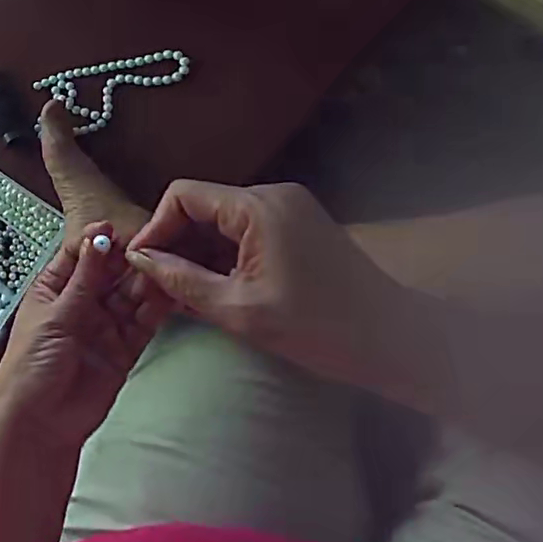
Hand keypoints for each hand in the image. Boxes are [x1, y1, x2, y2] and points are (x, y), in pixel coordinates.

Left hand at [0, 221, 168, 446]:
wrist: (40, 422)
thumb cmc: (32, 364)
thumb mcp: (56, 316)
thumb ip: (83, 280)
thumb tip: (97, 238)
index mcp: (51, 289)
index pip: (76, 256)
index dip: (95, 241)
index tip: (117, 226)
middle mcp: (78, 304)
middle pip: (107, 274)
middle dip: (126, 259)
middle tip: (154, 241)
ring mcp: (102, 325)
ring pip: (128, 296)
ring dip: (145, 281)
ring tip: (168, 262)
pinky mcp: (123, 348)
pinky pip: (142, 323)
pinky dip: (156, 309)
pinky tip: (173, 290)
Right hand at [124, 181, 416, 382]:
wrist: (404, 345)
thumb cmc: (322, 329)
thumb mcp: (238, 309)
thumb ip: (180, 280)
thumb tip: (138, 259)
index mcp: (258, 208)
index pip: (182, 196)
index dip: (154, 227)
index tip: (140, 263)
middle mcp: (271, 197)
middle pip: (198, 207)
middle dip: (172, 243)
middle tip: (154, 282)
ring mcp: (286, 210)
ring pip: (216, 221)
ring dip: (193, 252)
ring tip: (178, 290)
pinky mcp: (294, 226)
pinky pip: (239, 231)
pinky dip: (218, 255)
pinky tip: (208, 287)